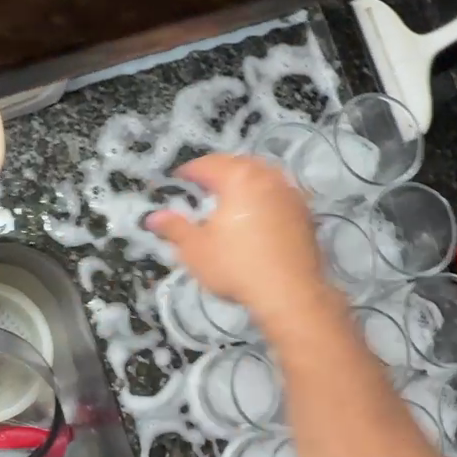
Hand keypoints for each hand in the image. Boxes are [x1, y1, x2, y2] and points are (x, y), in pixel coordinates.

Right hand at [146, 154, 336, 324]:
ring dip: (243, 182)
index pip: (208, 164)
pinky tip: (254, 216)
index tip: (176, 181)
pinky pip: (276, 194)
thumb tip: (152, 217)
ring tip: (228, 199)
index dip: (188, 172)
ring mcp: (290, 193)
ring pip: (261, 176)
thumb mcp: (195, 249)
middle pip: (238, 163)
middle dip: (218, 172)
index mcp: (238, 178)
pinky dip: (261, 198)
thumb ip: (174, 228)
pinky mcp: (304, 213)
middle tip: (201, 187)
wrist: (289, 292)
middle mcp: (267, 177)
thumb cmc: (236, 267)